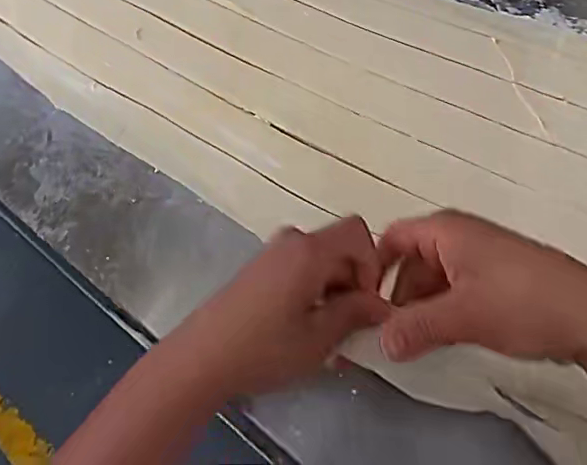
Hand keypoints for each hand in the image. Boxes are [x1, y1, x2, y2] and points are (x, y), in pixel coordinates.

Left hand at [154, 216, 391, 399]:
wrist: (205, 353)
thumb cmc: (264, 346)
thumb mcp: (320, 338)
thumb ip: (355, 314)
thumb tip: (381, 305)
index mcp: (309, 249)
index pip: (357, 232)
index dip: (373, 265)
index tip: (368, 304)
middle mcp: (292, 240)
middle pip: (340, 248)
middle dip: (354, 285)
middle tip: (352, 330)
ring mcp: (275, 251)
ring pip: (323, 261)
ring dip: (335, 292)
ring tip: (329, 338)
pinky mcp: (264, 266)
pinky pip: (303, 268)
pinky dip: (315, 291)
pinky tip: (306, 330)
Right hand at [377, 210, 586, 363]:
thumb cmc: (528, 299)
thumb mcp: (463, 316)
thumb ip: (417, 327)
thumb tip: (385, 339)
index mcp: (444, 229)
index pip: (391, 238)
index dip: (373, 266)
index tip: (364, 299)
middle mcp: (458, 234)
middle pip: (411, 260)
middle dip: (399, 294)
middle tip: (390, 329)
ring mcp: (479, 254)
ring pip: (434, 277)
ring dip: (422, 305)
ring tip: (417, 338)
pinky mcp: (496, 275)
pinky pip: (455, 287)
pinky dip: (444, 308)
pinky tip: (448, 335)